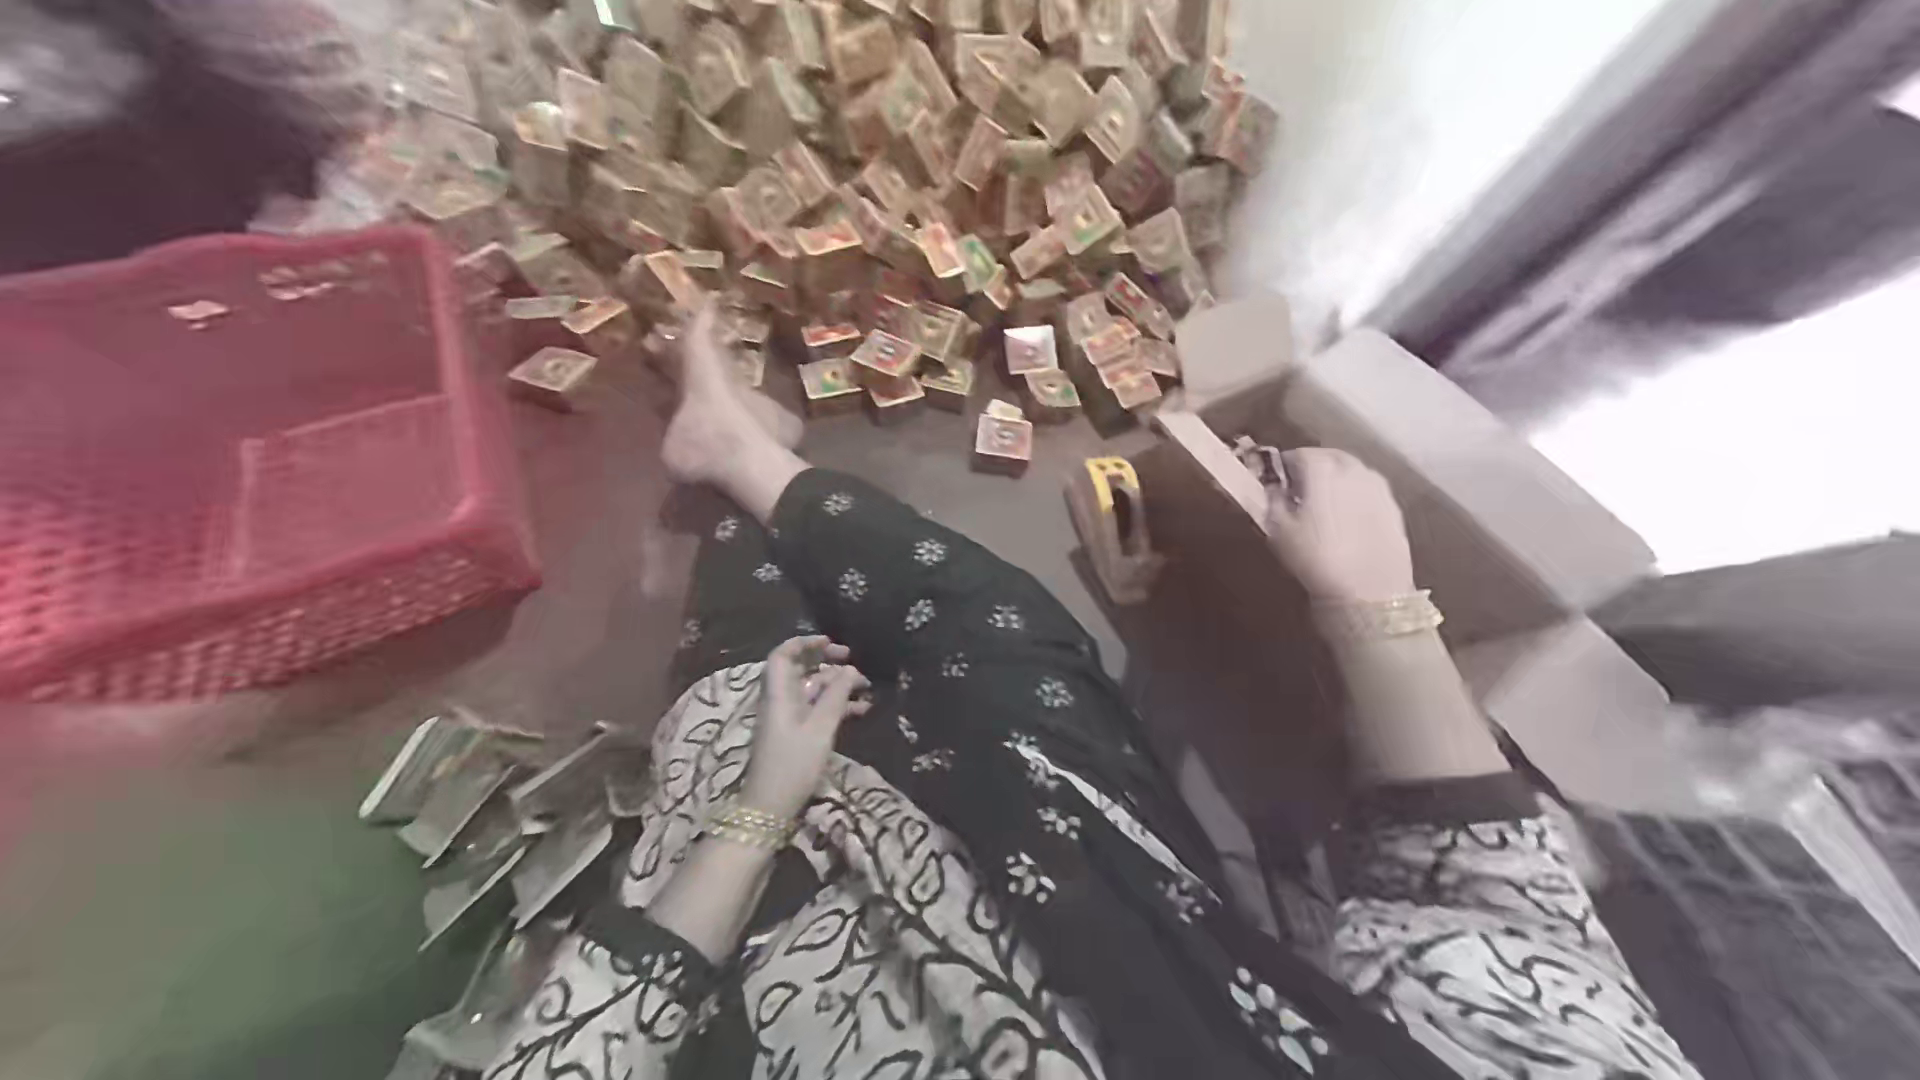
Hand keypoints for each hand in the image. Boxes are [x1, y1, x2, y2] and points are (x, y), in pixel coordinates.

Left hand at [740, 637, 871, 820]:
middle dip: (826, 661)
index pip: (783, 655)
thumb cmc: (793, 764)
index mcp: (779, 693)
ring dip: (837, 685)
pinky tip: (861, 710)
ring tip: (865, 688)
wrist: (770, 807)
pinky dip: (836, 705)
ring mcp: (788, 717)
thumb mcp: (820, 728)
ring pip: (812, 689)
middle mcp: (781, 700)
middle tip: (852, 660)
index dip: (804, 643)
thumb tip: (850, 670)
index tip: (831, 642)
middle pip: (800, 669)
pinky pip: (816, 708)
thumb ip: (836, 696)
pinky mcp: (796, 733)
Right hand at [1264, 448, 1416, 603]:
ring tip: (1321, 505)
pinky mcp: (1393, 505)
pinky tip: (1345, 520)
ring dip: (1333, 480)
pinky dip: (1352, 496)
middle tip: (1296, 492)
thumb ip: (1271, 499)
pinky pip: (1366, 491)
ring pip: (1350, 472)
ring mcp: (1378, 485)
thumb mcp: (1278, 529)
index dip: (1282, 467)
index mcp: (1322, 468)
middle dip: (1310, 469)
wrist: (1369, 588)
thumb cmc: (1315, 556)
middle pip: (1327, 457)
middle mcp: (1354, 468)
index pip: (1297, 454)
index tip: (1274, 483)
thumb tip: (1271, 485)